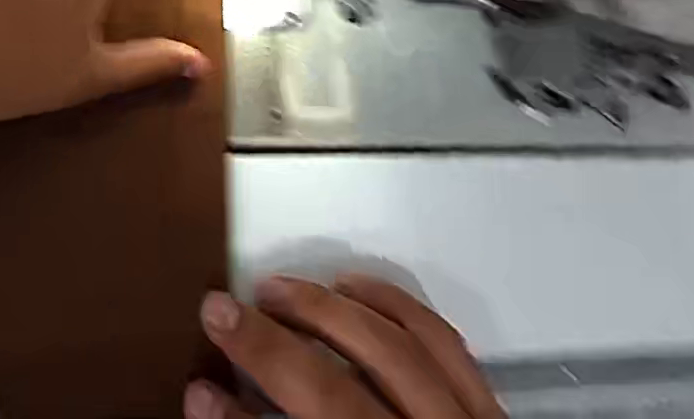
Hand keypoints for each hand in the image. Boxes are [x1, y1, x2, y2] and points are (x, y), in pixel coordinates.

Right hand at [189, 275, 505, 418]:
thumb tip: (211, 402)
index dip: (245, 394)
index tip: (202, 365)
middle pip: (345, 383)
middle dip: (277, 336)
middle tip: (227, 306)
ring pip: (395, 345)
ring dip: (328, 307)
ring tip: (279, 288)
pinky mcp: (491, 412)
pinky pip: (442, 339)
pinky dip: (392, 302)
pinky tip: (352, 287)